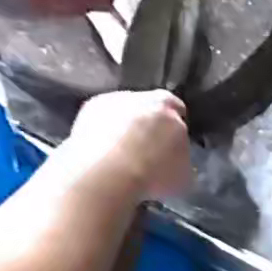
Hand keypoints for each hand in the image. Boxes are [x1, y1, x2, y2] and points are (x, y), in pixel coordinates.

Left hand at [54, 90, 191, 198]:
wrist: (107, 173)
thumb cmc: (153, 173)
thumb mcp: (183, 175)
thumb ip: (182, 160)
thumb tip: (176, 162)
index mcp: (169, 107)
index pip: (177, 110)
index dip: (175, 129)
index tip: (171, 147)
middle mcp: (140, 95)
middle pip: (148, 108)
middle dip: (148, 126)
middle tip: (147, 153)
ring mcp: (111, 101)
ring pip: (122, 113)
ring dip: (124, 130)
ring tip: (122, 158)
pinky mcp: (87, 111)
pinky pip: (100, 121)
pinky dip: (103, 134)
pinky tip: (104, 156)